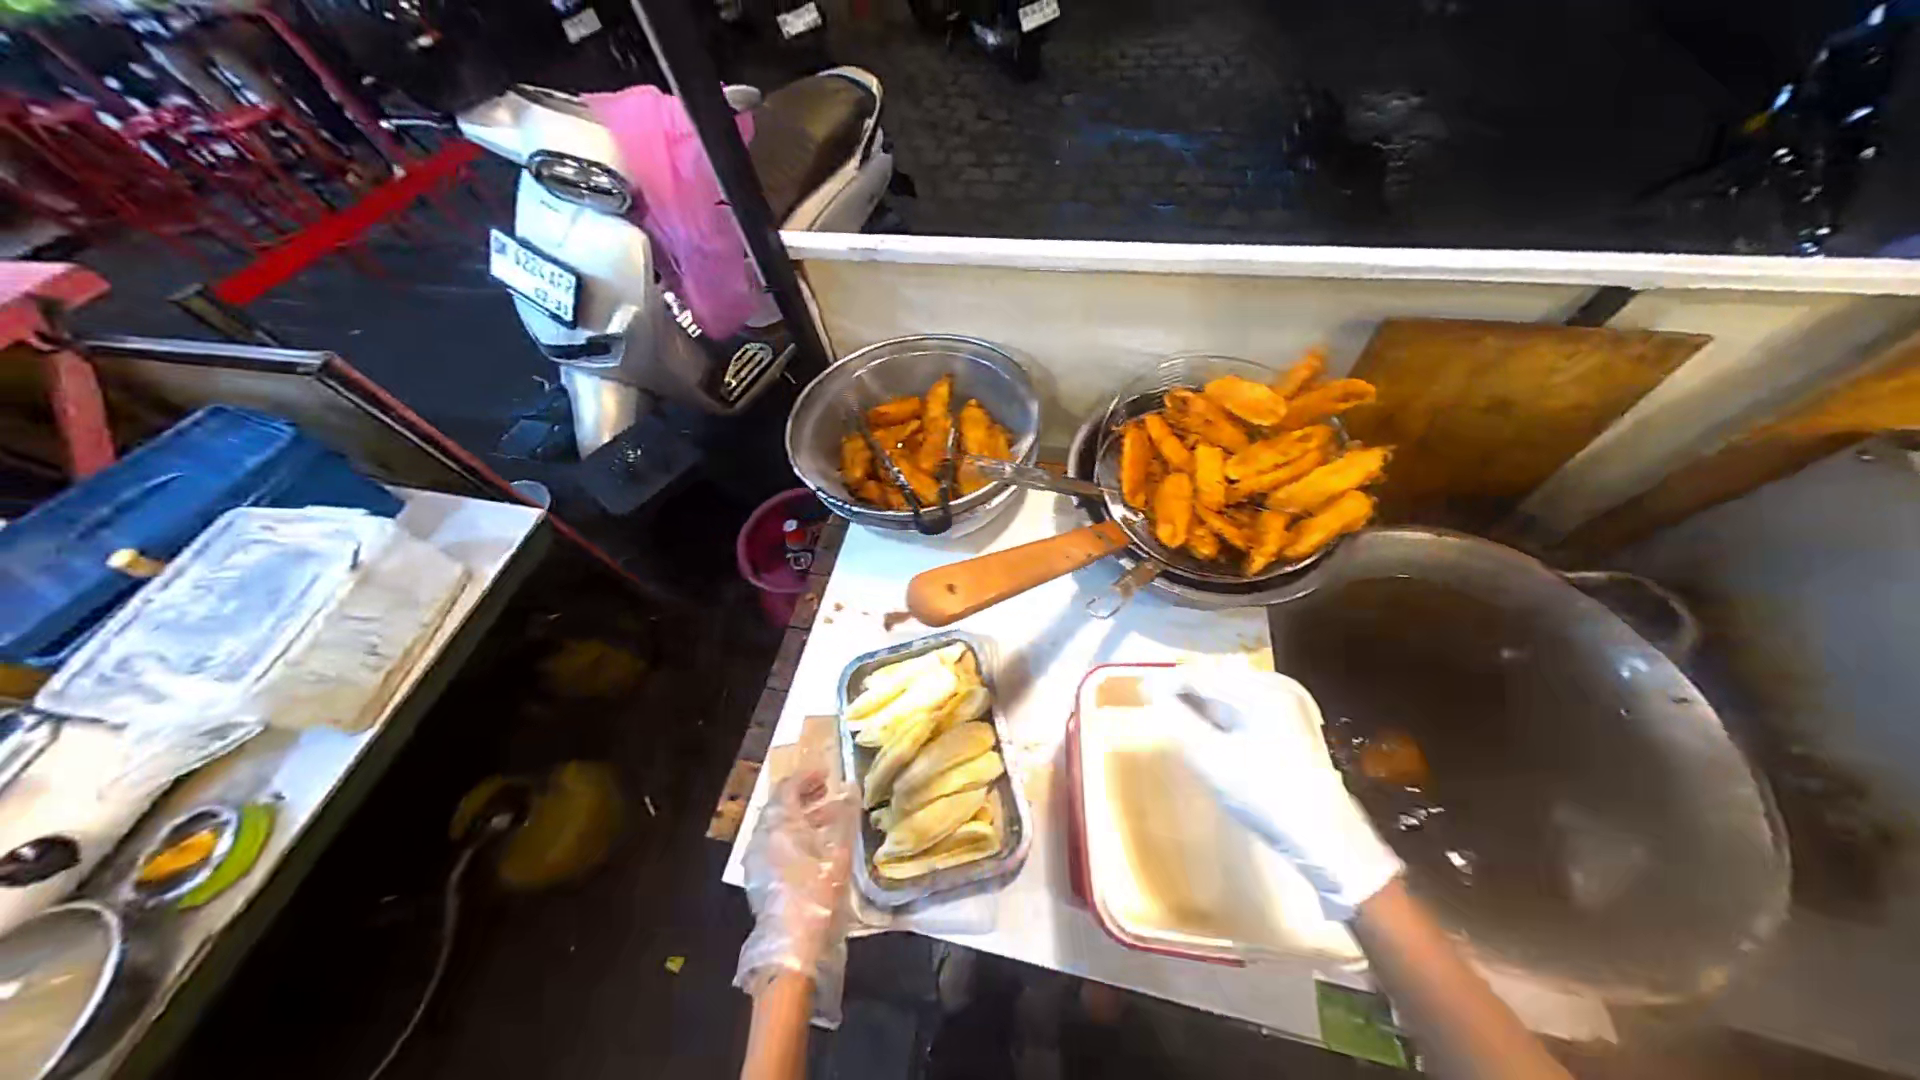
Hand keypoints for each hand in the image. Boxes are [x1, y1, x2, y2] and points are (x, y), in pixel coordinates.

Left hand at [735, 766, 855, 994]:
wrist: (792, 950)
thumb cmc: (817, 894)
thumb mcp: (839, 852)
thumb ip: (845, 815)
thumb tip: (851, 786)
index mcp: (778, 825)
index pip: (787, 787)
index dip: (807, 776)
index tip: (828, 774)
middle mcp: (761, 837)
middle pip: (780, 806)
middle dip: (805, 795)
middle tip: (828, 791)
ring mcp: (757, 860)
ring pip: (778, 826)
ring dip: (801, 817)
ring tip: (828, 818)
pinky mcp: (759, 879)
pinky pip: (775, 844)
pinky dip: (794, 835)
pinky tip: (815, 847)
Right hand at [1145, 667, 1401, 920]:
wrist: (1330, 844)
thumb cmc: (1269, 797)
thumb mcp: (1213, 760)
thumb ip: (1178, 721)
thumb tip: (1152, 692)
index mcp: (1264, 690)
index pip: (1203, 676)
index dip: (1168, 684)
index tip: (1140, 693)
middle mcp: (1280, 690)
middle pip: (1217, 684)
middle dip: (1185, 695)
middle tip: (1154, 708)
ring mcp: (1291, 709)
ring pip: (1230, 699)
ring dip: (1201, 708)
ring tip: (1174, 722)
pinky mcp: (1293, 729)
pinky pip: (1245, 712)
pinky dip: (1221, 721)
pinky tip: (1206, 737)